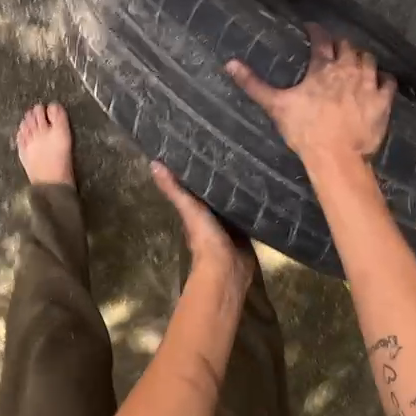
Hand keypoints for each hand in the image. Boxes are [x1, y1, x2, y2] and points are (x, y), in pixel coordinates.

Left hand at [151, 162, 254, 287]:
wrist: (228, 266)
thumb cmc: (205, 238)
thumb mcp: (188, 209)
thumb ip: (174, 189)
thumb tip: (153, 163)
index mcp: (196, 210)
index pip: (197, 185)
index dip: (199, 169)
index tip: (206, 148)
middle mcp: (212, 215)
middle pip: (217, 192)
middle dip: (223, 177)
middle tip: (235, 152)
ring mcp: (231, 223)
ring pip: (234, 201)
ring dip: (240, 189)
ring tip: (251, 164)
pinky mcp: (247, 230)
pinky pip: (250, 213)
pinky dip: (254, 204)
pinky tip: (262, 188)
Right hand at [227, 23, 394, 167]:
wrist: (336, 156)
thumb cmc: (304, 130)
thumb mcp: (275, 105)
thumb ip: (253, 83)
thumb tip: (230, 64)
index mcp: (323, 67)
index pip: (321, 38)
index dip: (316, 30)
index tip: (311, 29)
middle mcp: (348, 68)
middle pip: (348, 46)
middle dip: (340, 45)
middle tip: (333, 49)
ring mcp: (369, 83)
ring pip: (369, 59)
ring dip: (361, 58)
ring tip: (354, 63)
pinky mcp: (384, 100)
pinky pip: (388, 80)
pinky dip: (382, 78)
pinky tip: (377, 81)